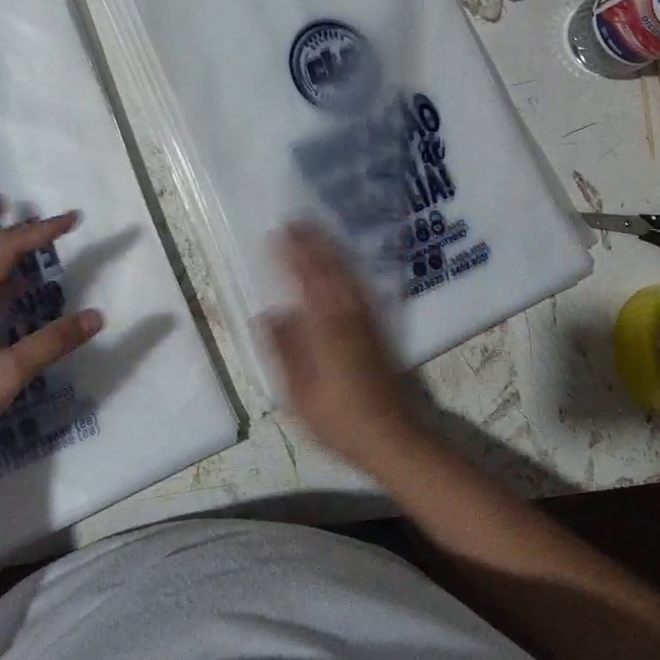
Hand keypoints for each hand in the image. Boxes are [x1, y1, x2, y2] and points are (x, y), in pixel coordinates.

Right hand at [264, 222, 425, 471]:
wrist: (392, 438)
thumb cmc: (339, 421)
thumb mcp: (299, 394)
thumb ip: (284, 351)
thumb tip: (267, 314)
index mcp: (325, 331)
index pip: (306, 282)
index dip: (293, 256)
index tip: (278, 234)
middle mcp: (348, 319)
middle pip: (331, 272)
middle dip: (314, 244)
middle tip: (297, 221)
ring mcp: (368, 324)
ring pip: (350, 277)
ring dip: (333, 251)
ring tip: (319, 232)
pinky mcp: (380, 333)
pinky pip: (364, 290)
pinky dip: (352, 270)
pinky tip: (348, 266)